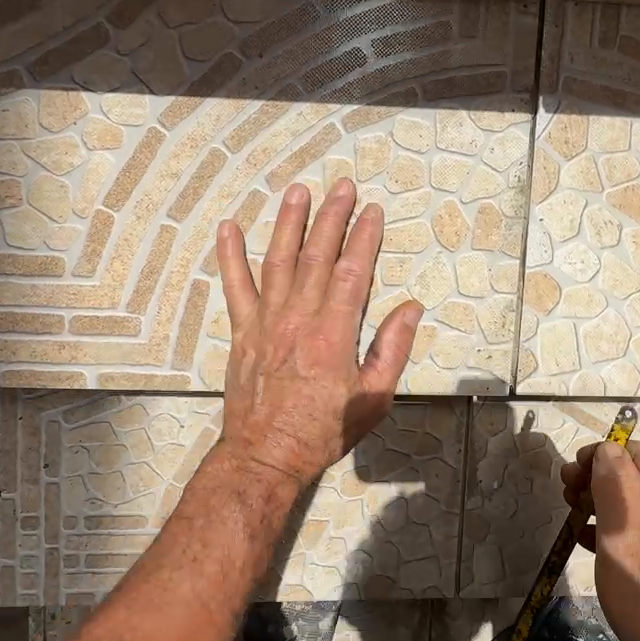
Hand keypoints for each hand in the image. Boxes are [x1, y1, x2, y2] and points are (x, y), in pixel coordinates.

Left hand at [213, 178, 422, 486]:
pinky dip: (230, 256)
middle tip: (342, 185)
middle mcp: (298, 317)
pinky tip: (228, 227)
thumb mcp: (373, 398)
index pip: (352, 271)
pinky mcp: (241, 330)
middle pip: (316, 255)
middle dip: (331, 216)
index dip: (364, 237)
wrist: (265, 455)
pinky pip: (235, 287)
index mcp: (333, 332)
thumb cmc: (324, 429)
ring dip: (288, 222)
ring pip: (278, 260)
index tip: (372, 209)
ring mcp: (265, 320)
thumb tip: (411, 307)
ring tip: (298, 190)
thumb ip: (392, 350)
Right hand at [562, 441, 639, 640]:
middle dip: (603, 481)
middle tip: (569, 495)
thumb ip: (613, 484)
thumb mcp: (621, 536)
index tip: (571, 474)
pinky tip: (597, 542)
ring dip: (610, 504)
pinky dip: (626, 528)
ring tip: (578, 518)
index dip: (602, 457)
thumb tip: (607, 448)